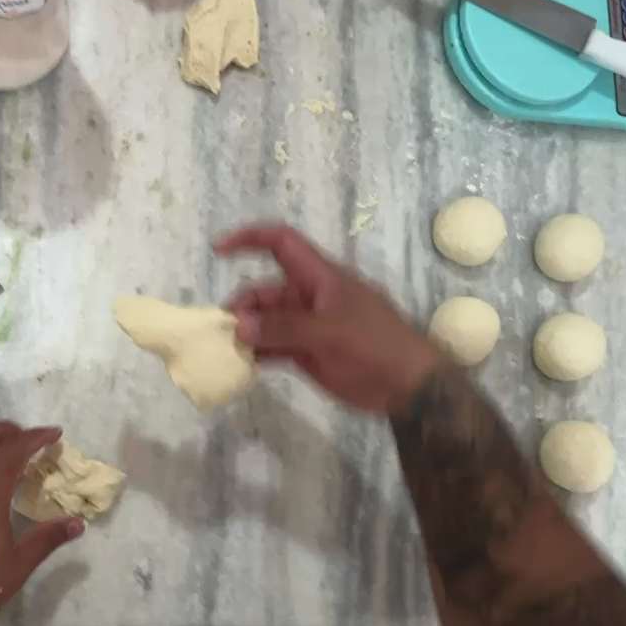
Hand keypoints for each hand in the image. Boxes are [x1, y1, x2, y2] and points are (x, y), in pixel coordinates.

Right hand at [215, 224, 448, 415]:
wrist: (407, 386)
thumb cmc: (375, 346)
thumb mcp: (329, 332)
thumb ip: (283, 328)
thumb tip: (240, 327)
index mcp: (320, 278)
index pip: (281, 244)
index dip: (250, 239)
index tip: (218, 250)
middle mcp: (309, 298)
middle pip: (265, 291)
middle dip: (242, 305)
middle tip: (227, 333)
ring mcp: (307, 327)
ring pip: (266, 322)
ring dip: (247, 333)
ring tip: (228, 351)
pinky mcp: (307, 354)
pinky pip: (273, 347)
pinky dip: (257, 354)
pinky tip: (242, 366)